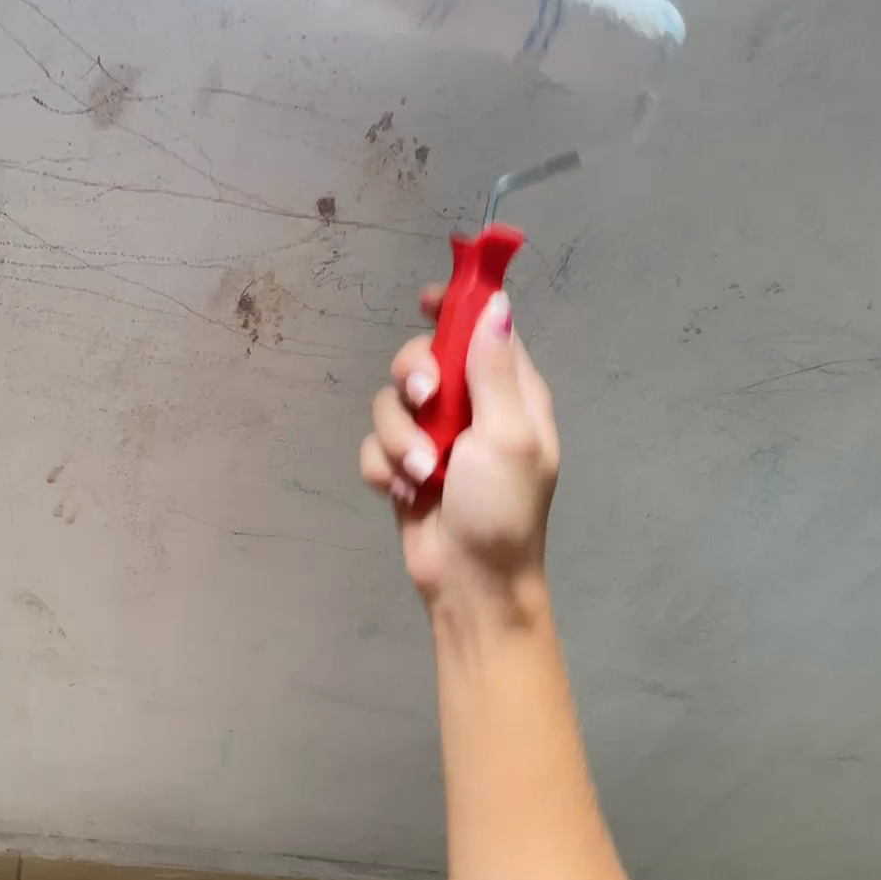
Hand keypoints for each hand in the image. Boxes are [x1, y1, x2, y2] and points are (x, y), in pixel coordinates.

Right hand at [359, 287, 558, 610]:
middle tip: (425, 399)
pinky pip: (373, 447)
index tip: (425, 301)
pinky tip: (403, 493)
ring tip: (421, 476)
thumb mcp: (507, 435)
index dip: (455, 308)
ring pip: (388, 406)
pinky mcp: (400, 467)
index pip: (481, 329)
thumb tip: (495, 303)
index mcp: (507, 394)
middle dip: (412, 379)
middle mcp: (467, 409)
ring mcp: (430, 438)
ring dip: (399, 441)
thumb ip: (493, 369)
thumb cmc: (500, 508)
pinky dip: (384, 469)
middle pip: (420, 360)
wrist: (468, 578)